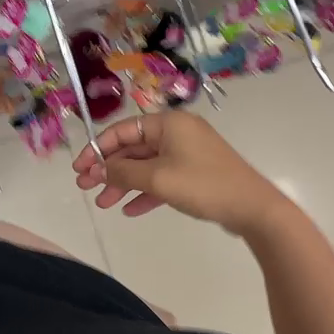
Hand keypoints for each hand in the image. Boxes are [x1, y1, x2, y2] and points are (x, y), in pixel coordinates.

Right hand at [71, 110, 291, 235]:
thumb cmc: (203, 185)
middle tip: (85, 188)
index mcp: (168, 124)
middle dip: (107, 170)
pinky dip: (144, 192)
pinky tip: (129, 210)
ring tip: (103, 203)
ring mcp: (186, 154)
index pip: (122, 130)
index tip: (79, 169)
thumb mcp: (156, 178)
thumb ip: (121, 172)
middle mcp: (176, 133)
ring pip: (144, 166)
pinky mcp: (194, 174)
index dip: (97, 149)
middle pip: (132, 149)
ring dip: (122, 184)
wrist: (254, 209)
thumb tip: (95, 169)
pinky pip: (161, 179)